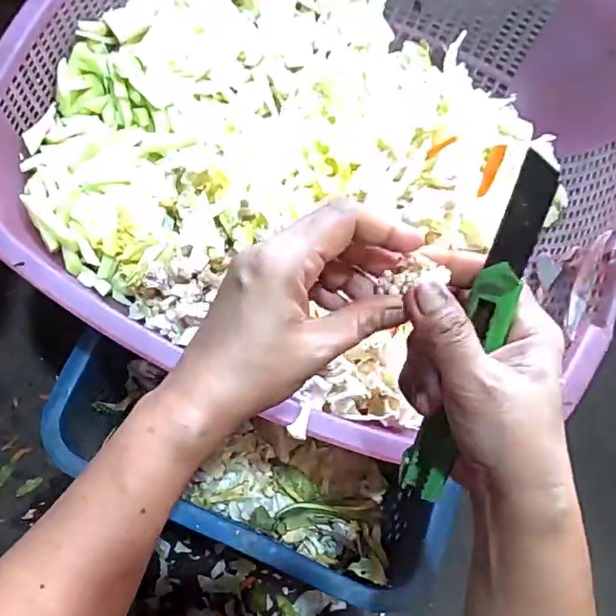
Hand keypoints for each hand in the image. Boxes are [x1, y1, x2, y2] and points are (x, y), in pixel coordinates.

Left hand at [159, 199, 425, 439]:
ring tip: (377, 299)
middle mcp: (265, 251)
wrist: (200, 397)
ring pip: (314, 250)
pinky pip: (296, 269)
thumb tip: (406, 304)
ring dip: (349, 269)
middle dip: (370, 250)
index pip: (344, 218)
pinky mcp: (251, 283)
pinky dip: (324, 282)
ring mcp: (254, 266)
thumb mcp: (318, 346)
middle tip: (401, 276)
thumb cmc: (255, 374)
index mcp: (281, 258)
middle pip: (330, 230)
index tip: (415, 249)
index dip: (386, 228)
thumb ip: (366, 317)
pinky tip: (345, 307)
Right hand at [399, 279, 571, 515]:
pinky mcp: (453, 384)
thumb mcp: (477, 380)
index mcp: (526, 328)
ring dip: (422, 370)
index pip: (491, 279)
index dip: (457, 269)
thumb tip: (422, 284)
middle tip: (433, 370)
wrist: (506, 492)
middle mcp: (500, 339)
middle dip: (430, 341)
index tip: (418, 266)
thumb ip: (447, 332)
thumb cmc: (509, 437)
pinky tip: (428, 409)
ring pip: (428, 341)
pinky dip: (418, 385)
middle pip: (448, 310)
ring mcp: (473, 362)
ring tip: (434, 402)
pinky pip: (421, 367)